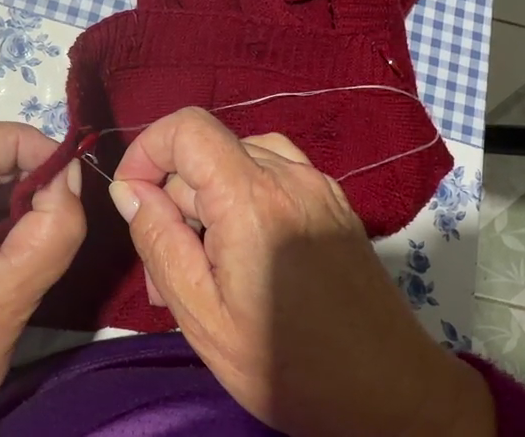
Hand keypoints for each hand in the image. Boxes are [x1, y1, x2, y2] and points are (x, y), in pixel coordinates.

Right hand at [109, 108, 493, 436]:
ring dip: (207, 198)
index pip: (186, 128)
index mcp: (252, 198)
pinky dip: (242, 198)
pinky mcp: (332, 200)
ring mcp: (316, 184)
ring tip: (206, 263)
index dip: (147, 150)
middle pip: (207, 151)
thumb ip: (159, 242)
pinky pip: (271, 174)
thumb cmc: (291, 366)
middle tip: (165, 272)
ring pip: (236, 160)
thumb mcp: (203, 317)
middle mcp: (287, 175)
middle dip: (173, 197)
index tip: (132, 198)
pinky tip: (246, 251)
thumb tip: (130, 191)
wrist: (394, 396)